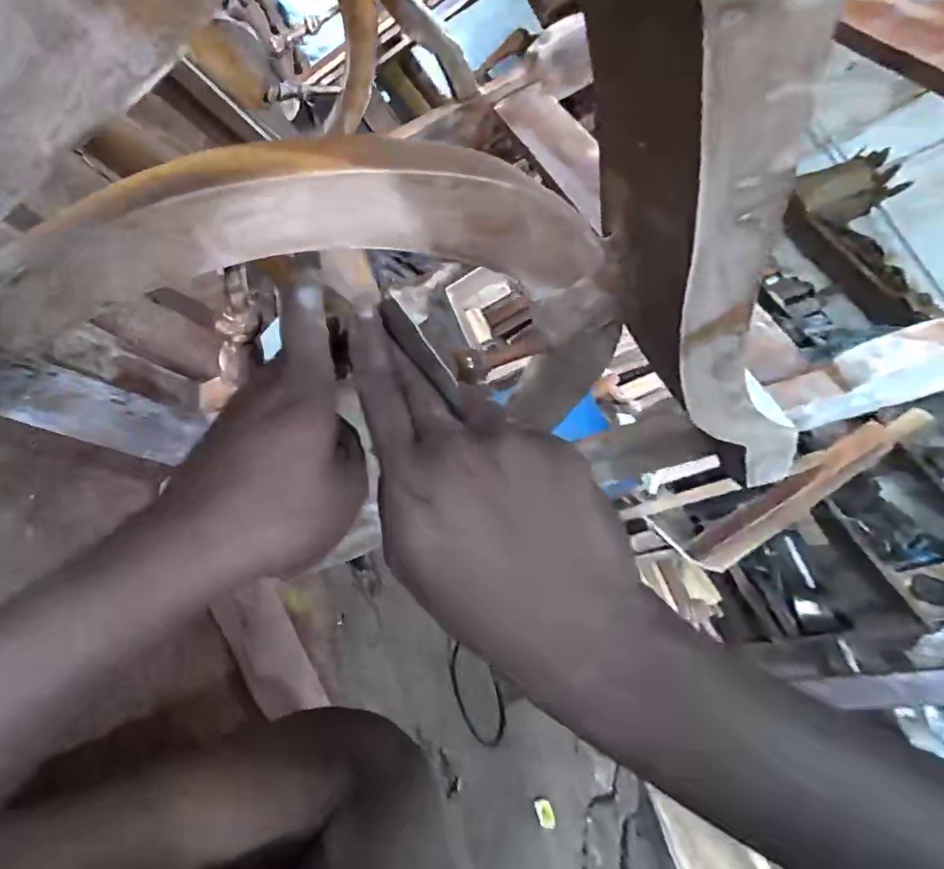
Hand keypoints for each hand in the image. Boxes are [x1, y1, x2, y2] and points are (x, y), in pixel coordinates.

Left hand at [156, 273, 366, 579]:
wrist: (196, 539)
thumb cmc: (280, 513)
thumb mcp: (344, 491)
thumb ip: (351, 449)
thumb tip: (337, 431)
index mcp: (303, 392)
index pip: (309, 329)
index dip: (312, 298)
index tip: (310, 270)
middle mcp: (267, 390)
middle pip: (295, 356)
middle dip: (321, 350)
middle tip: (348, 359)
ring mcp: (239, 410)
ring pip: (278, 386)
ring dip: (300, 390)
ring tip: (325, 415)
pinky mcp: (222, 434)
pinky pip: (263, 412)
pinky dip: (281, 419)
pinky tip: (291, 453)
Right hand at [348, 310, 653, 694]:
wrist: (580, 629)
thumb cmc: (477, 604)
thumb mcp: (407, 557)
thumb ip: (396, 495)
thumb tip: (399, 457)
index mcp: (412, 476)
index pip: (382, 398)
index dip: (370, 352)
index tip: (363, 313)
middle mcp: (455, 445)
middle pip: (421, 385)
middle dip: (402, 353)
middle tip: (391, 322)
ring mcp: (509, 441)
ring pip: (473, 415)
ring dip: (467, 429)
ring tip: (486, 478)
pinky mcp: (555, 446)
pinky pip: (519, 440)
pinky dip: (515, 460)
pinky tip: (530, 500)